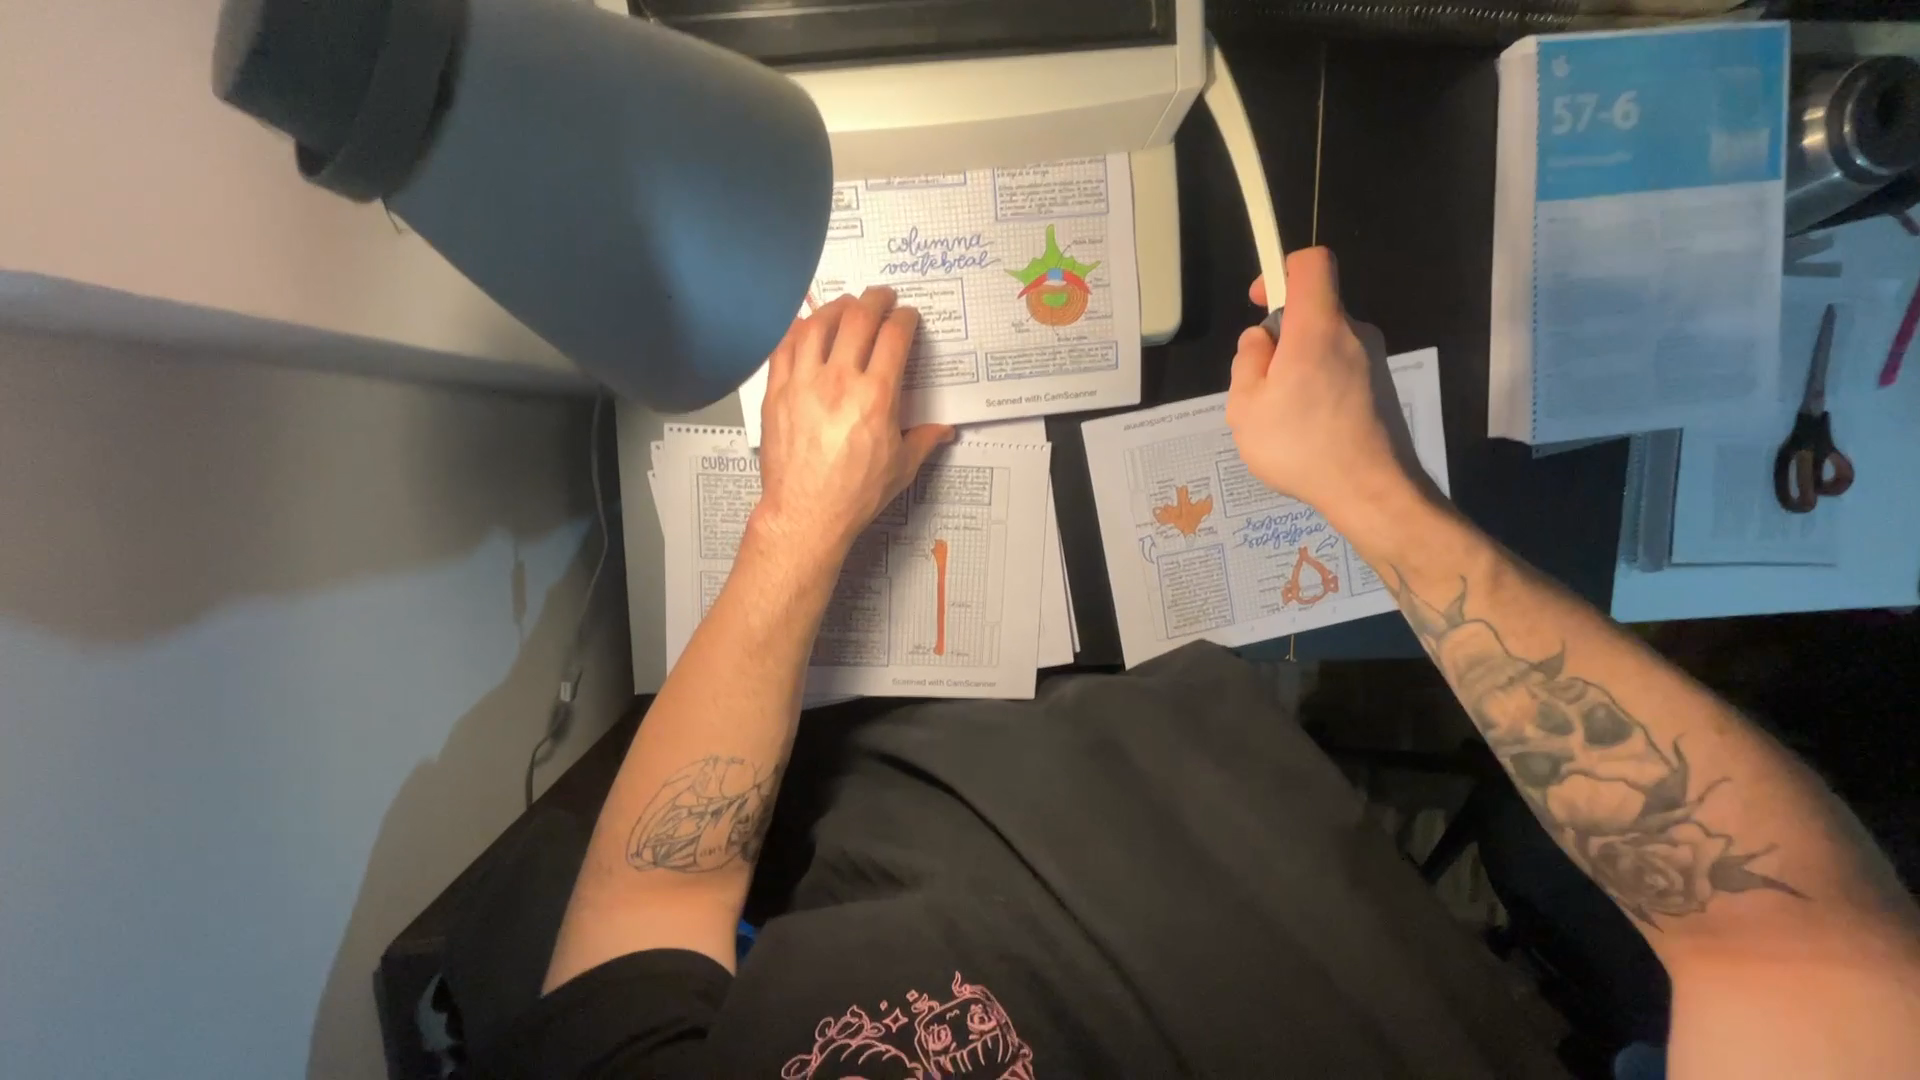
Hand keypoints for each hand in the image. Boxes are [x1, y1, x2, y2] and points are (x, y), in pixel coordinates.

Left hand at [753, 286, 954, 565]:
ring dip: (836, 307)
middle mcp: (839, 381)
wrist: (806, 513)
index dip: (904, 318)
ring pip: (818, 324)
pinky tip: (806, 326)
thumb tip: (944, 431)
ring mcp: (804, 383)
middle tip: (882, 296)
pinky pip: (784, 346)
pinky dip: (798, 329)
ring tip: (846, 305)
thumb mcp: (901, 468)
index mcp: (876, 396)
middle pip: (858, 318)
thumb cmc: (853, 494)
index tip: (908, 316)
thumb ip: (924, 441)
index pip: (894, 337)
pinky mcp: (778, 393)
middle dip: (875, 299)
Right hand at [1225, 248, 1419, 525]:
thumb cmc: (1299, 445)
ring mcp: (1372, 359)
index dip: (1280, 270)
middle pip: (1314, 309)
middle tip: (1258, 384)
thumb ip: (1248, 361)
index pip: (1311, 264)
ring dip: (1297, 365)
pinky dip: (1316, 384)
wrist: (1369, 489)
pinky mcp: (1380, 385)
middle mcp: (1353, 332)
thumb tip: (1261, 339)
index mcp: (1318, 327)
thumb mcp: (1246, 407)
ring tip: (1280, 415)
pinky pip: (1338, 368)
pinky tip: (1306, 428)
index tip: (1260, 301)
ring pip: (1323, 343)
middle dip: (1281, 336)